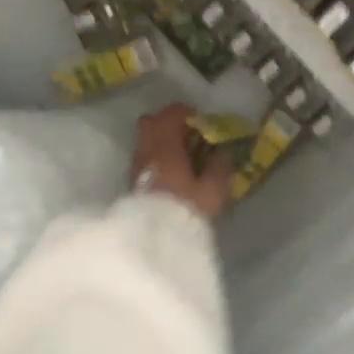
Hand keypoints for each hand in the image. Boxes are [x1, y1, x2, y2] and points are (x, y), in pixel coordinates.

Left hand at [129, 103, 233, 220]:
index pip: (172, 113)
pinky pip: (143, 159)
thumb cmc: (185, 210)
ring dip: (161, 143)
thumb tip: (222, 153)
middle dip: (168, 124)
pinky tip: (171, 176)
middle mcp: (146, 149)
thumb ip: (219, 167)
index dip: (189, 114)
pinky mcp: (131, 182)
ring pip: (145, 141)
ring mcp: (135, 165)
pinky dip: (155, 159)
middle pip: (151, 121)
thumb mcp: (213, 191)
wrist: (152, 240)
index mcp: (166, 145)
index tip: (203, 126)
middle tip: (189, 139)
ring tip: (182, 160)